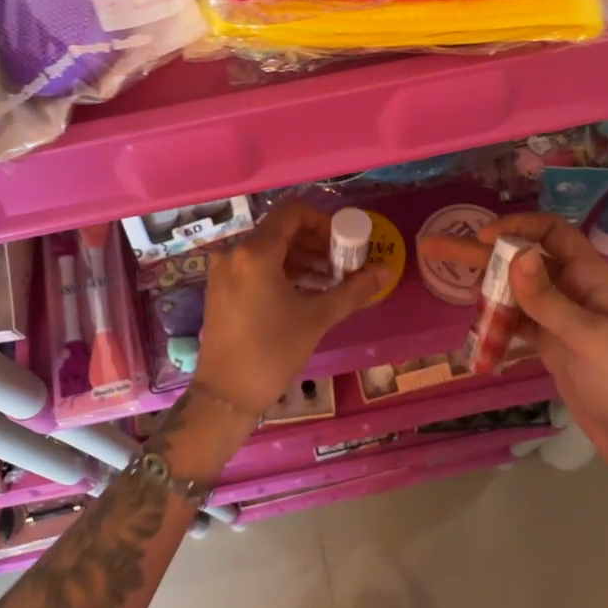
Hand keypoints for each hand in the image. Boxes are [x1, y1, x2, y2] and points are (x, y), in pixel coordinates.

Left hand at [194, 201, 392, 417]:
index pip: (292, 212)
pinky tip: (306, 291)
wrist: (226, 395)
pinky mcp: (221, 289)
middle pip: (281, 230)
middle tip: (343, 264)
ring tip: (331, 280)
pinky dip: (282, 271)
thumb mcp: (317, 318)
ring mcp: (224, 271)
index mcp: (255, 253)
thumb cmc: (272, 352)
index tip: (343, 243)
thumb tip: (386, 271)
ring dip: (301, 258)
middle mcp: (234, 253)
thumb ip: (352, 290)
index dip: (323, 221)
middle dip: (315, 243)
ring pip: (269, 249)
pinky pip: (255, 266)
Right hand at [427, 213, 607, 469]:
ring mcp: (563, 321)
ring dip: (485, 287)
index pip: (553, 234)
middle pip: (525, 262)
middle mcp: (575, 292)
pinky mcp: (554, 349)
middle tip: (434, 247)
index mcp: (592, 278)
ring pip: (518, 293)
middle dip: (483, 253)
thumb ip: (547, 299)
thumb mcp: (588, 337)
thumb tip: (514, 256)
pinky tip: (472, 323)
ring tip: (445, 281)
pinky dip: (496, 322)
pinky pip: (519, 325)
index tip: (482, 239)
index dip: (518, 228)